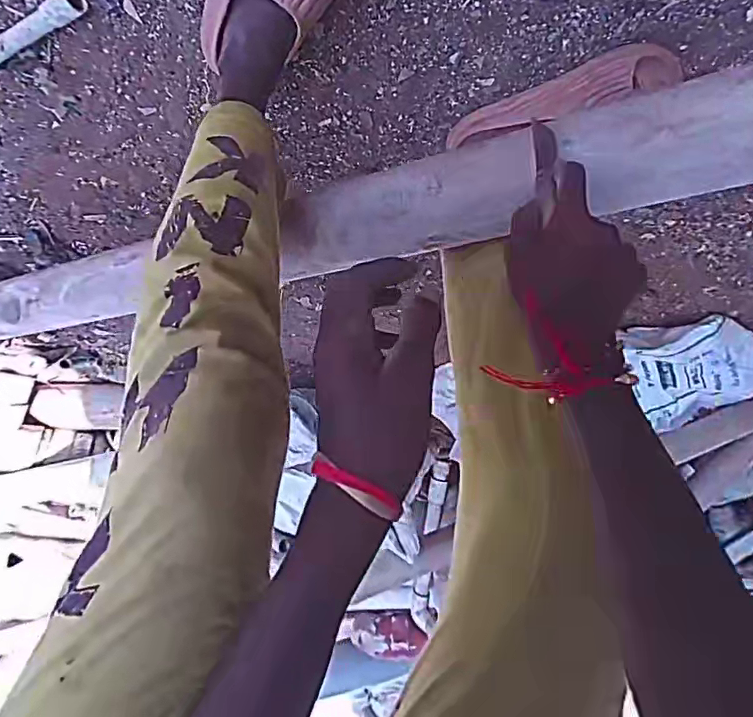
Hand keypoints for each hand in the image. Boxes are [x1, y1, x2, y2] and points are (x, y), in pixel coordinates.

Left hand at [311, 258, 442, 506]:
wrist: (359, 486)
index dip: (383, 269)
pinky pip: (351, 338)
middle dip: (374, 280)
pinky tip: (398, 343)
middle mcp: (329, 344)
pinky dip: (373, 327)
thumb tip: (424, 293)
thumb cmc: (387, 429)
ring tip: (404, 303)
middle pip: (343, 295)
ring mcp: (330, 363)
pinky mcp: (337, 379)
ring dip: (373, 302)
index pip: (354, 283)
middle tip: (405, 279)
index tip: (412, 267)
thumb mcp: (412, 374)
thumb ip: (418, 327)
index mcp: (343, 337)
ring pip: (346, 316)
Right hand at [506, 123, 646, 369]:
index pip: (574, 176)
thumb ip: (526, 219)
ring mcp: (625, 251)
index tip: (560, 175)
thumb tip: (539, 200)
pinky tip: (595, 286)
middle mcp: (605, 228)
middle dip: (576, 228)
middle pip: (588, 217)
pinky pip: (620, 260)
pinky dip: (610, 267)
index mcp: (574, 219)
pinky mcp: (637, 273)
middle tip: (560, 252)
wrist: (572, 342)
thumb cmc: (539, 295)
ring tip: (578, 275)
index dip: (565, 171)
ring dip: (594, 249)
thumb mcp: (517, 255)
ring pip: (605, 240)